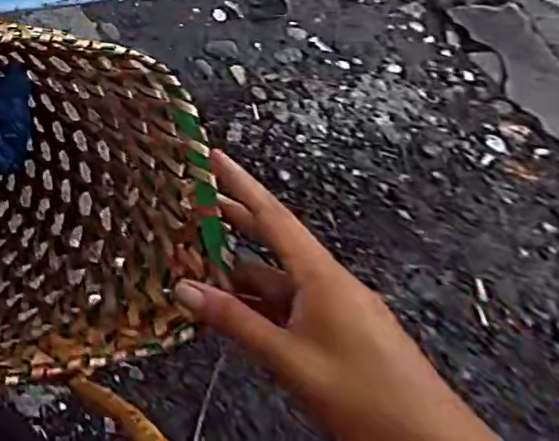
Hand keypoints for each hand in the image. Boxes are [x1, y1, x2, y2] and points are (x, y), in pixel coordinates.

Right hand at [175, 151, 497, 440]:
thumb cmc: (376, 403)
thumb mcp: (293, 361)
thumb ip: (235, 322)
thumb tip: (183, 289)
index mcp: (324, 280)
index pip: (273, 217)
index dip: (240, 183)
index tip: (214, 154)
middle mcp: (331, 287)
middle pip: (273, 242)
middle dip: (231, 221)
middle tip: (192, 200)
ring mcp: (339, 313)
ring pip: (276, 281)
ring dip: (237, 275)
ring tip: (194, 268)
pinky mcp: (343, 337)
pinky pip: (289, 306)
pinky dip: (256, 303)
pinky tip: (231, 311)